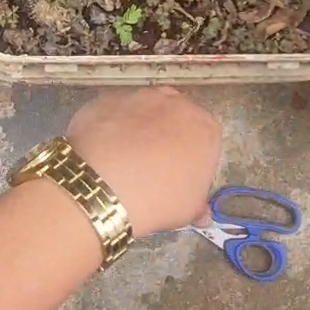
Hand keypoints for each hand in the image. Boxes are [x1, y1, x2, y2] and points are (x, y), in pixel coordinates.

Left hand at [65, 88, 219, 236]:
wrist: (104, 183)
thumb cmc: (158, 198)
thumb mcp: (188, 211)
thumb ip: (198, 205)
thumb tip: (202, 213)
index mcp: (205, 128)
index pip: (206, 137)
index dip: (192, 156)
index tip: (180, 174)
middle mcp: (176, 103)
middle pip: (176, 117)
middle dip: (167, 136)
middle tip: (152, 165)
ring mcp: (140, 96)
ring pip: (145, 109)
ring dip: (139, 127)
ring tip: (125, 157)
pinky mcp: (108, 97)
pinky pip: (116, 111)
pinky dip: (112, 125)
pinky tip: (104, 148)